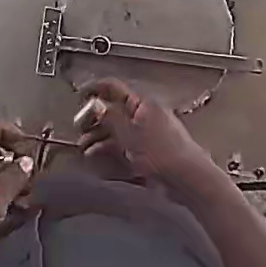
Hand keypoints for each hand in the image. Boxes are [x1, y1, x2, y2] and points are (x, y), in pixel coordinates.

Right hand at [76, 79, 223, 192]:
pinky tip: (95, 155)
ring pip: (117, 130)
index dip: (95, 89)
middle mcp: (144, 114)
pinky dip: (108, 148)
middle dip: (94, 118)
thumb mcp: (129, 132)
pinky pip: (123, 145)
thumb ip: (109, 116)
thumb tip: (95, 103)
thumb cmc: (160, 151)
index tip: (79, 95)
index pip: (114, 88)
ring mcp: (146, 133)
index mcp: (142, 103)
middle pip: (114, 110)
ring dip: (98, 136)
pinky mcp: (147, 151)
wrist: (186, 178)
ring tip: (83, 146)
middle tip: (79, 127)